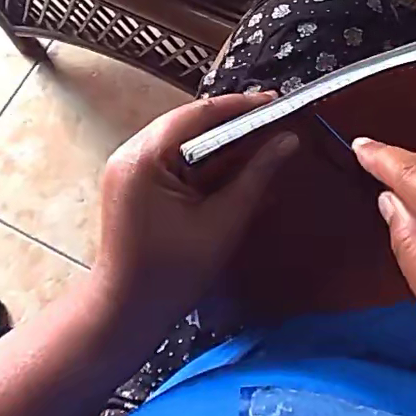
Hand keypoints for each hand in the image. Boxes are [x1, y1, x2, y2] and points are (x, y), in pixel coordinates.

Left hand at [95, 92, 299, 324]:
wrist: (127, 312)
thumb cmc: (171, 274)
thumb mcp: (223, 221)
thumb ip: (257, 176)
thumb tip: (287, 142)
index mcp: (144, 159)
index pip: (198, 115)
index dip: (240, 106)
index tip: (275, 102)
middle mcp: (130, 154)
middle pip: (189, 122)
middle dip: (232, 122)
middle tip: (273, 120)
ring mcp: (129, 167)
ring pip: (183, 137)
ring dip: (220, 139)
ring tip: (260, 140)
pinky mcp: (135, 181)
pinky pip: (175, 156)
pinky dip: (205, 158)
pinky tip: (234, 164)